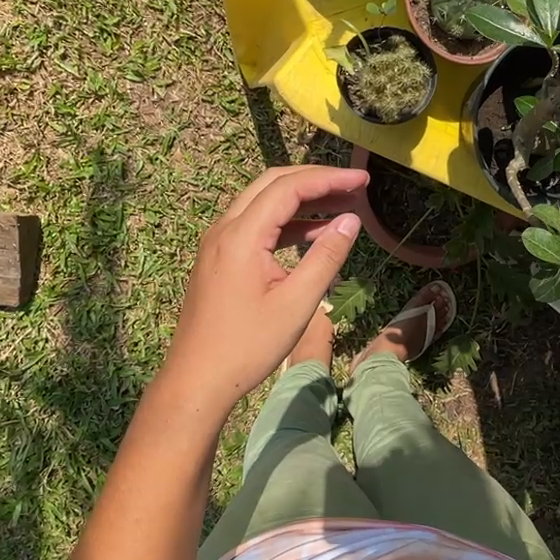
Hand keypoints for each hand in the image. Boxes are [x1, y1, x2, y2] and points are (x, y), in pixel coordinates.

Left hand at [159, 165, 367, 410]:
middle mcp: (224, 229)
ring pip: (263, 203)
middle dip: (315, 180)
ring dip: (302, 200)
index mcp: (241, 236)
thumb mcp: (297, 302)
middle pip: (272, 184)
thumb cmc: (248, 346)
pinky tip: (314, 233)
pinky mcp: (219, 258)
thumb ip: (326, 256)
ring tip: (342, 205)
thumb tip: (351, 220)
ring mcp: (218, 243)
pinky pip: (256, 225)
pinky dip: (287, 222)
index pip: (288, 188)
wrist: (196, 380)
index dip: (329, 179)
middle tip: (354, 186)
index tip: (363, 181)